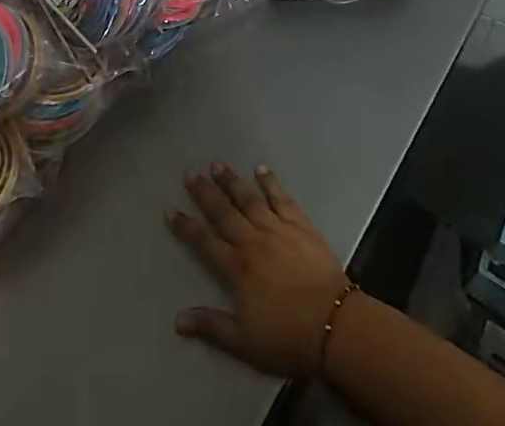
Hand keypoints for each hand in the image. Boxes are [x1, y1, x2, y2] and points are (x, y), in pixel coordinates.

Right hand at [167, 163, 350, 377]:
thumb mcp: (243, 340)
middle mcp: (255, 241)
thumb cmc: (286, 335)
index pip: (205, 242)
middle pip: (225, 213)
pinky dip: (271, 183)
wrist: (334, 321)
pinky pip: (283, 199)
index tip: (170, 210)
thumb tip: (177, 319)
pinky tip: (262, 170)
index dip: (186, 227)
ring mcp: (280, 229)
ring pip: (251, 200)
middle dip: (206, 193)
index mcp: (238, 268)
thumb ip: (211, 325)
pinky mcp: (302, 225)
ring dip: (234, 181)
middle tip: (191, 173)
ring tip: (219, 165)